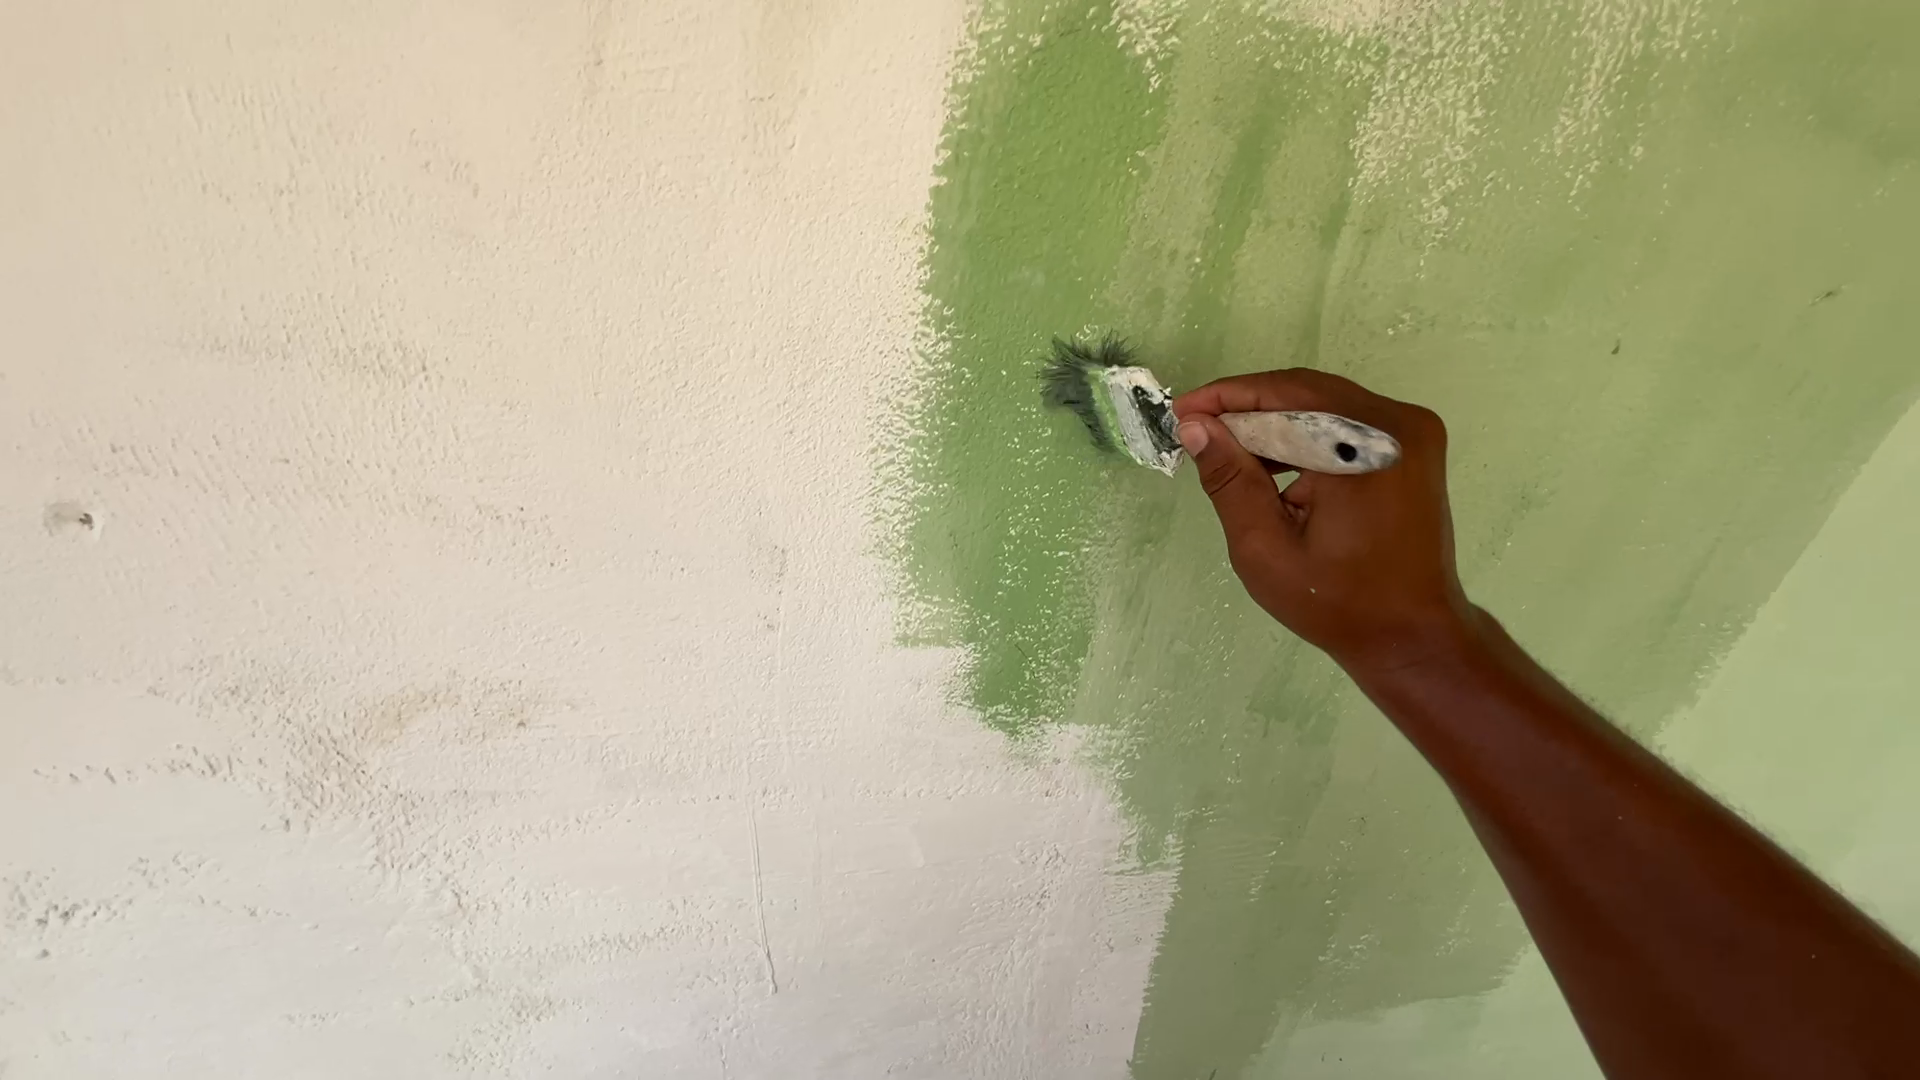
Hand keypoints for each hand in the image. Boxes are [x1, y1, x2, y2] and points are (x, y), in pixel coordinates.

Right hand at [1172, 369, 1473, 672]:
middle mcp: (1396, 425)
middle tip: (1195, 429)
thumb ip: (1230, 480)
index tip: (1181, 412)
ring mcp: (1410, 432)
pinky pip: (1341, 422)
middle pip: (1304, 393)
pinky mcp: (1409, 446)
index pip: (1283, 395)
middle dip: (1244, 407)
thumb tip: (1195, 428)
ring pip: (1321, 404)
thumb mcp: (1264, 546)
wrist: (1410, 634)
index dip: (1225, 398)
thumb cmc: (1334, 601)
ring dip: (1270, 421)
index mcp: (1364, 449)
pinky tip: (1266, 459)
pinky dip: (1300, 434)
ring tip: (1224, 448)